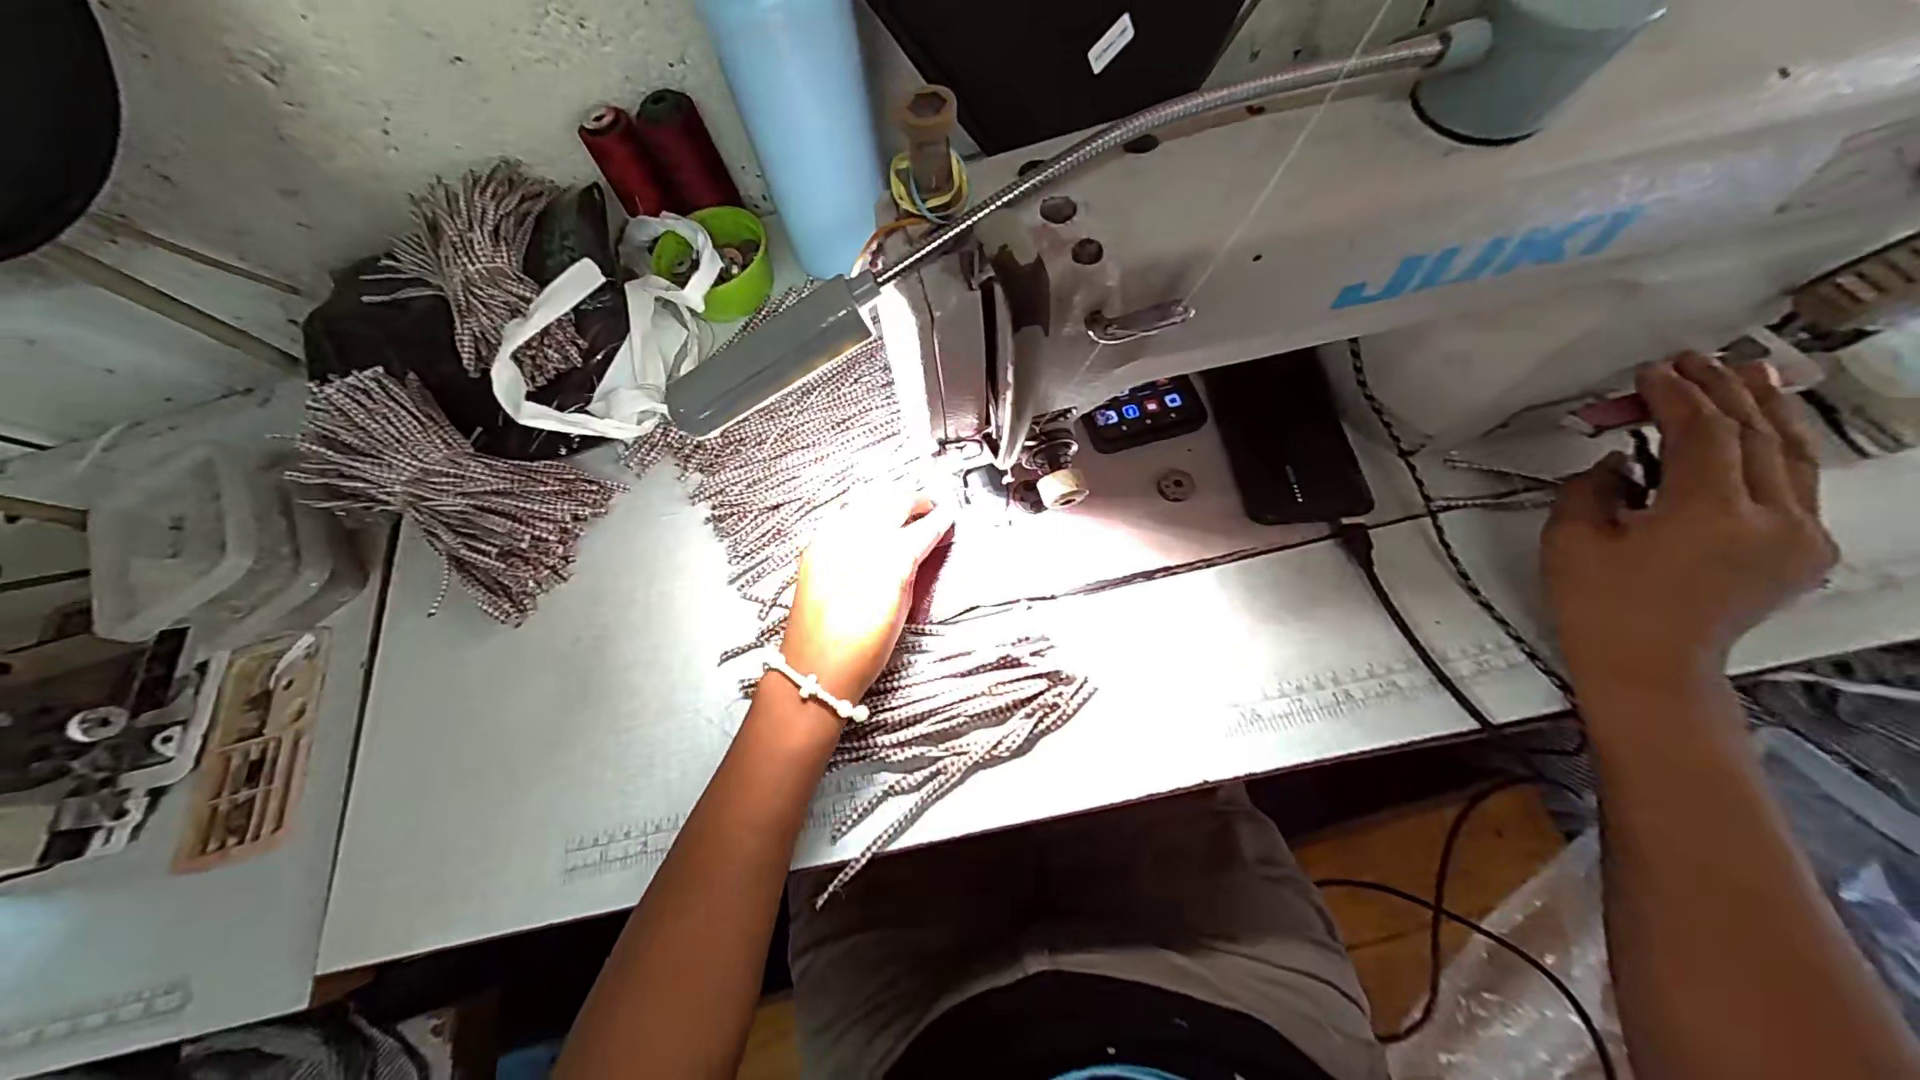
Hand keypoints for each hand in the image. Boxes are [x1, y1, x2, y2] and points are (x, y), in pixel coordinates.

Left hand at [779, 489, 953, 704]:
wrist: (817, 664)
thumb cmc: (864, 647)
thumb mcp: (903, 607)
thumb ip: (912, 569)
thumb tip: (920, 549)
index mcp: (894, 556)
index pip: (926, 526)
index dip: (941, 519)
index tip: (947, 515)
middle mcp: (864, 538)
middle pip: (897, 501)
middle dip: (917, 501)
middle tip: (928, 505)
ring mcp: (836, 537)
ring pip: (868, 500)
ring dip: (888, 500)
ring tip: (900, 507)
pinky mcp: (816, 544)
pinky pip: (843, 514)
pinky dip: (860, 512)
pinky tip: (867, 519)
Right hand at [1542, 353, 1837, 688]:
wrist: (1649, 668)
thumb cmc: (1601, 608)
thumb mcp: (1572, 539)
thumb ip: (1593, 486)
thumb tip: (1619, 464)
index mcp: (1711, 516)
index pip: (1704, 433)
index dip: (1676, 396)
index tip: (1653, 374)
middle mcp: (1774, 521)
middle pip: (1758, 434)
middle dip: (1723, 391)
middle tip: (1694, 362)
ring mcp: (1800, 538)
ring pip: (1794, 453)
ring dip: (1766, 410)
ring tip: (1746, 375)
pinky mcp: (1803, 552)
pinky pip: (1798, 484)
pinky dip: (1778, 448)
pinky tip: (1763, 430)